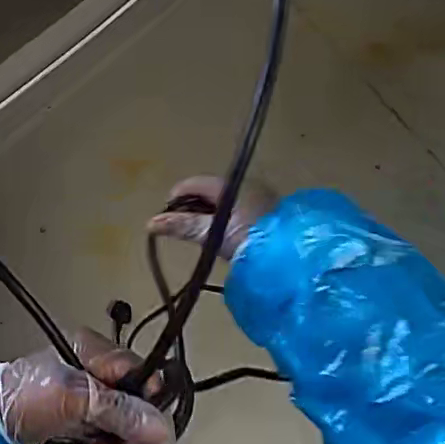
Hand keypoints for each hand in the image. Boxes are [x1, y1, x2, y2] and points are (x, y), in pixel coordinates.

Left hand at [0, 327, 175, 443]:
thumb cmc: (22, 400)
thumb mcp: (75, 402)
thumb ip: (120, 412)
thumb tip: (162, 430)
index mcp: (96, 350)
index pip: (144, 372)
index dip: (149, 403)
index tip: (144, 435)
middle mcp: (99, 369)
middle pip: (140, 401)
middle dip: (132, 431)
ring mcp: (93, 395)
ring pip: (130, 423)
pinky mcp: (85, 418)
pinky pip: (113, 436)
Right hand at [145, 176, 279, 259]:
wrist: (293, 259)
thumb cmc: (251, 240)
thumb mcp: (215, 233)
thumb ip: (185, 226)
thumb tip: (151, 223)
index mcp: (232, 185)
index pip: (195, 183)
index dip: (177, 198)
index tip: (166, 218)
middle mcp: (245, 186)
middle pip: (208, 192)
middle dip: (191, 208)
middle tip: (182, 230)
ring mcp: (258, 200)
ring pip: (222, 203)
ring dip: (208, 217)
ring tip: (201, 237)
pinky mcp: (266, 216)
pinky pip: (236, 212)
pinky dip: (224, 222)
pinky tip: (222, 238)